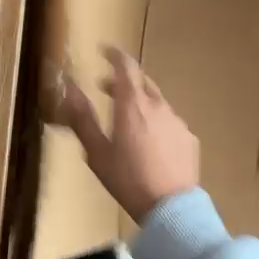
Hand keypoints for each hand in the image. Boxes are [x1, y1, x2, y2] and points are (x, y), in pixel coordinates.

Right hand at [56, 46, 200, 223]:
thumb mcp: (97, 153)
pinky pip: (170, 123)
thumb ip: (82, 118)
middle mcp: (158, 106)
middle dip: (123, 80)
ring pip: (157, 103)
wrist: (171, 208)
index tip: (104, 51)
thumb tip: (68, 89)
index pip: (125, 66)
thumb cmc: (128, 180)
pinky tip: (151, 144)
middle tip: (106, 88)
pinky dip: (157, 123)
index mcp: (133, 105)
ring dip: (141, 103)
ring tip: (128, 120)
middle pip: (142, 82)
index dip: (114, 55)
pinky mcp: (189, 140)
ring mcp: (177, 122)